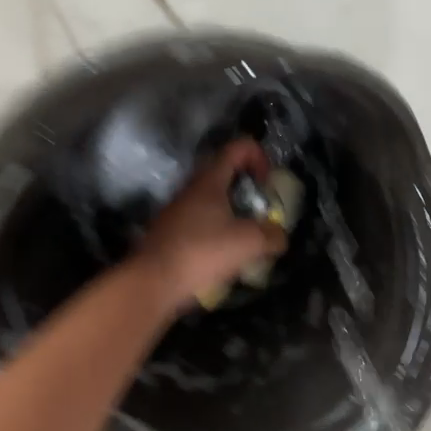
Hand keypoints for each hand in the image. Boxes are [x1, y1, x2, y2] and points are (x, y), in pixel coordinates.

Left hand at [135, 139, 288, 310]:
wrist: (151, 283)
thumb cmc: (201, 252)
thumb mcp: (248, 243)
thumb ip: (271, 235)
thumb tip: (279, 236)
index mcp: (210, 180)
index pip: (238, 148)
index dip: (259, 157)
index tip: (267, 184)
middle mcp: (191, 189)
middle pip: (224, 173)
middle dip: (247, 187)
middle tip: (261, 211)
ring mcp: (177, 211)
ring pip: (211, 199)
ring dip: (232, 211)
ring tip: (245, 238)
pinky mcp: (170, 233)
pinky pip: (199, 222)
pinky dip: (216, 230)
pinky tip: (223, 256)